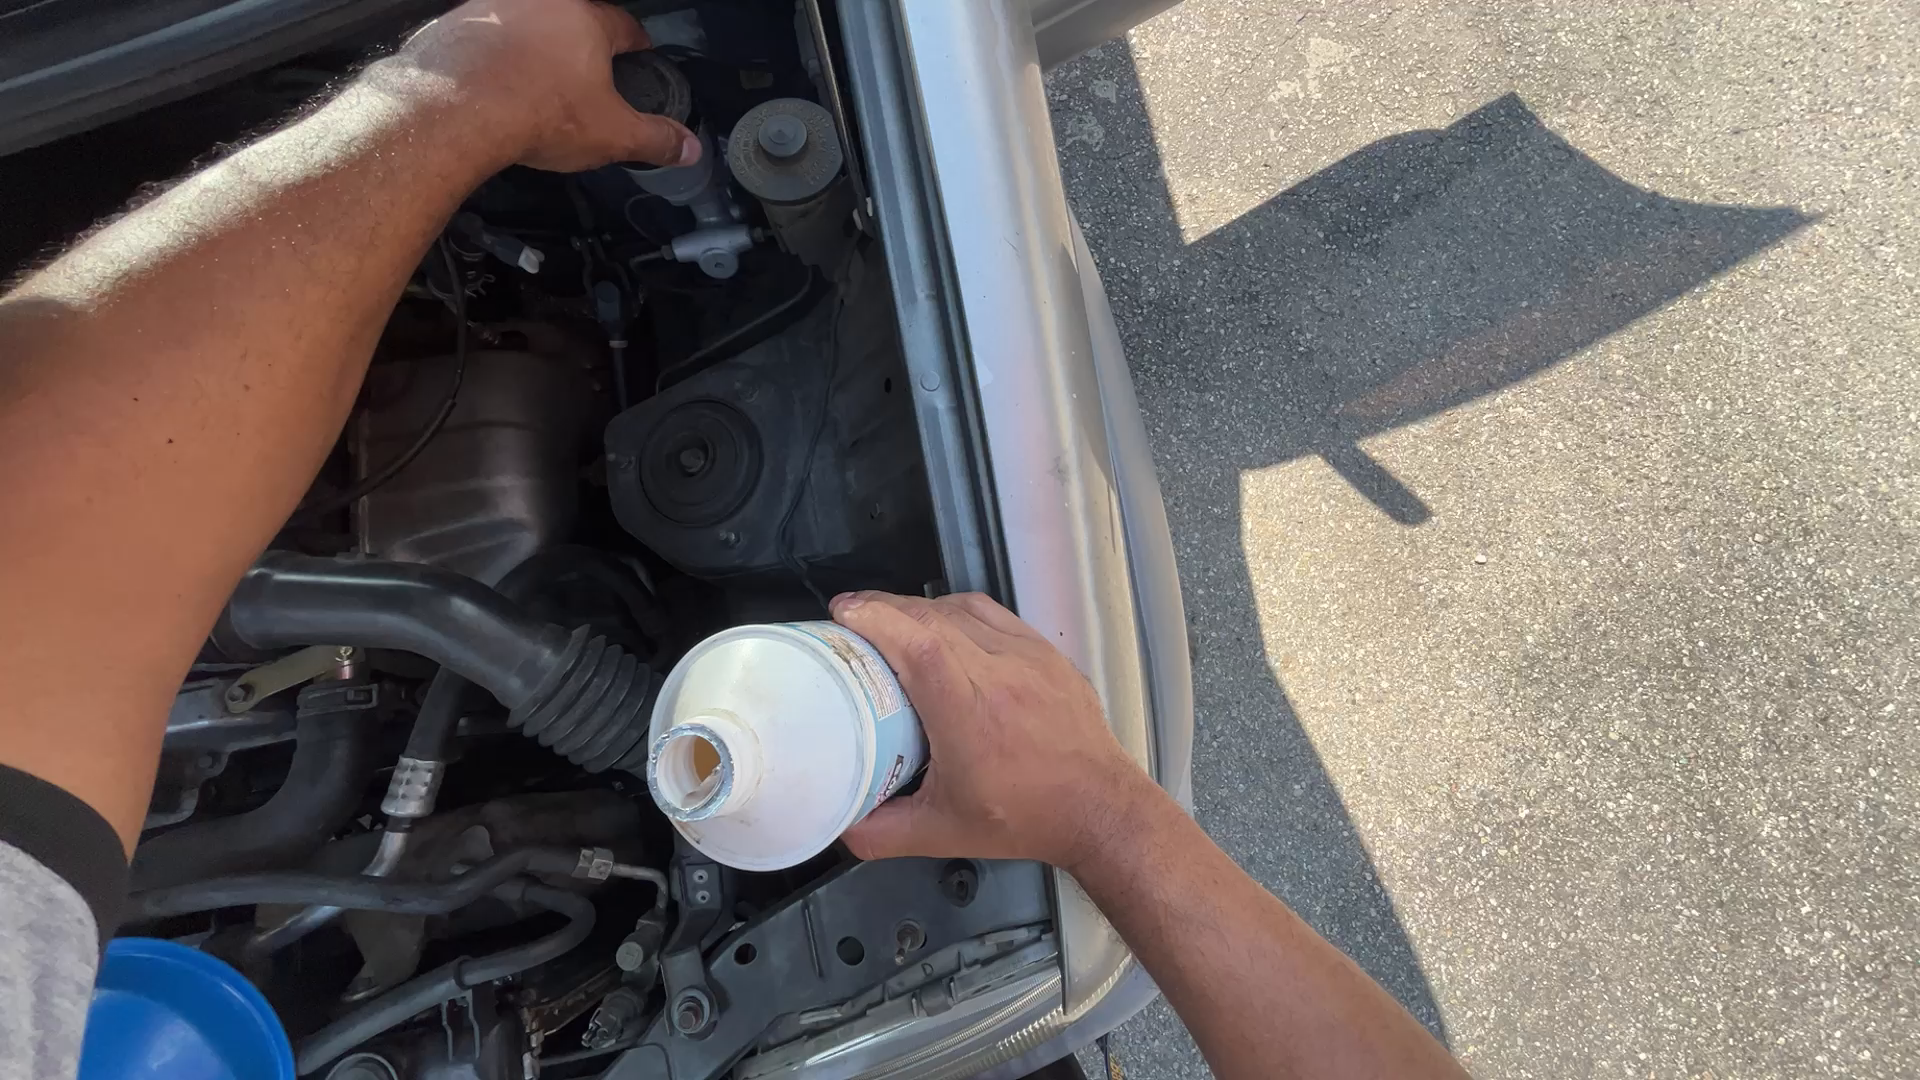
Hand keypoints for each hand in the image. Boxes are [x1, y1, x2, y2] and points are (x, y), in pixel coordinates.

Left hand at [384, 0, 698, 170]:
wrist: (459, 106)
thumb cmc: (542, 111)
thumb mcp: (616, 135)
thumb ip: (657, 139)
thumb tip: (690, 147)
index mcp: (585, 18)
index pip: (624, 25)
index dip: (637, 45)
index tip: (642, 56)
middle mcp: (540, 1)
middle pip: (574, 19)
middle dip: (586, 47)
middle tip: (595, 78)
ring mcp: (495, 6)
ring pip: (532, 24)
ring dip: (543, 47)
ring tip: (550, 84)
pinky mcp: (459, 22)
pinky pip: (494, 36)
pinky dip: (506, 56)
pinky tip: (510, 85)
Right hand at [830, 591, 1162, 871]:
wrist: (1099, 806)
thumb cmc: (1023, 817)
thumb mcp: (941, 833)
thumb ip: (880, 831)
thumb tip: (837, 818)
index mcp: (969, 711)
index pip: (919, 644)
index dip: (877, 618)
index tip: (843, 612)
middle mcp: (999, 671)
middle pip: (931, 617)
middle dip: (884, 606)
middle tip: (852, 615)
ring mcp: (1027, 654)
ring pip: (961, 608)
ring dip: (918, 606)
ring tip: (891, 619)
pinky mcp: (1044, 650)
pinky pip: (991, 612)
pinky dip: (956, 610)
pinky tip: (941, 622)